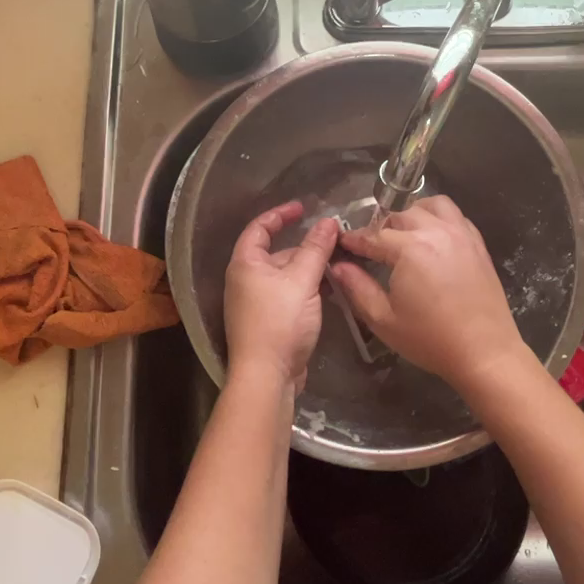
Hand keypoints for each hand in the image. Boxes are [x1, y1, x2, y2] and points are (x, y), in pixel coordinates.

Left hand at [223, 201, 337, 391]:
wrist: (267, 375)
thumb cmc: (279, 322)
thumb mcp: (302, 280)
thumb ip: (316, 249)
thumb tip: (329, 222)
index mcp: (246, 263)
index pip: (259, 228)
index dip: (280, 215)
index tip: (303, 208)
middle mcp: (245, 279)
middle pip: (275, 252)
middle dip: (303, 245)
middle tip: (333, 240)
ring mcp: (255, 302)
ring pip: (285, 275)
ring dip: (308, 268)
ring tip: (337, 263)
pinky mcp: (268, 321)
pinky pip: (288, 294)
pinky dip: (307, 287)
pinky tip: (329, 290)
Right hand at [334, 196, 530, 390]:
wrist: (484, 352)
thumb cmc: (431, 339)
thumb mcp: (384, 319)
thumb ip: (357, 288)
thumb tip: (338, 266)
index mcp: (410, 249)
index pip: (373, 235)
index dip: (354, 240)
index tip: (342, 243)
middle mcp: (436, 232)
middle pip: (400, 215)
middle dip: (381, 227)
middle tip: (372, 247)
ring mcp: (461, 235)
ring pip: (432, 205)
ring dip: (413, 213)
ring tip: (404, 233)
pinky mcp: (478, 244)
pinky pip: (456, 216)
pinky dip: (439, 218)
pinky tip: (433, 237)